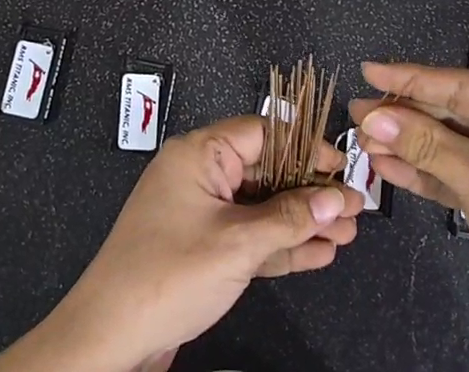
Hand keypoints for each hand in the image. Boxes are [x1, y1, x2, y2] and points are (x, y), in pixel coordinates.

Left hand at [0, 115, 364, 371]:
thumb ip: (289, 219)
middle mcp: (201, 175)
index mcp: (200, 154)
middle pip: (267, 171)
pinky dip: (281, 245)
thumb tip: (337, 200)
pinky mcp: (203, 247)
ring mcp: (201, 213)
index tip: (344, 169)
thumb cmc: (171, 274)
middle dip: (311, 191)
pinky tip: (319, 253)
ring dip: (303, 221)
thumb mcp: (236, 244)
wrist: (111, 335)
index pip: (263, 133)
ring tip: (349, 235)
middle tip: (357, 209)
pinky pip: (250, 236)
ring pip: (262, 207)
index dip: (306, 147)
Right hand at [347, 62, 468, 371]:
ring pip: (446, 145)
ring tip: (363, 141)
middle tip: (357, 114)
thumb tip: (371, 115)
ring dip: (406, 144)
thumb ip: (427, 146)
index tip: (368, 71)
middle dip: (405, 116)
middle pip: (452, 113)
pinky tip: (385, 166)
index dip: (412, 78)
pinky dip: (419, 171)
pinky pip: (449, 174)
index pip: (463, 86)